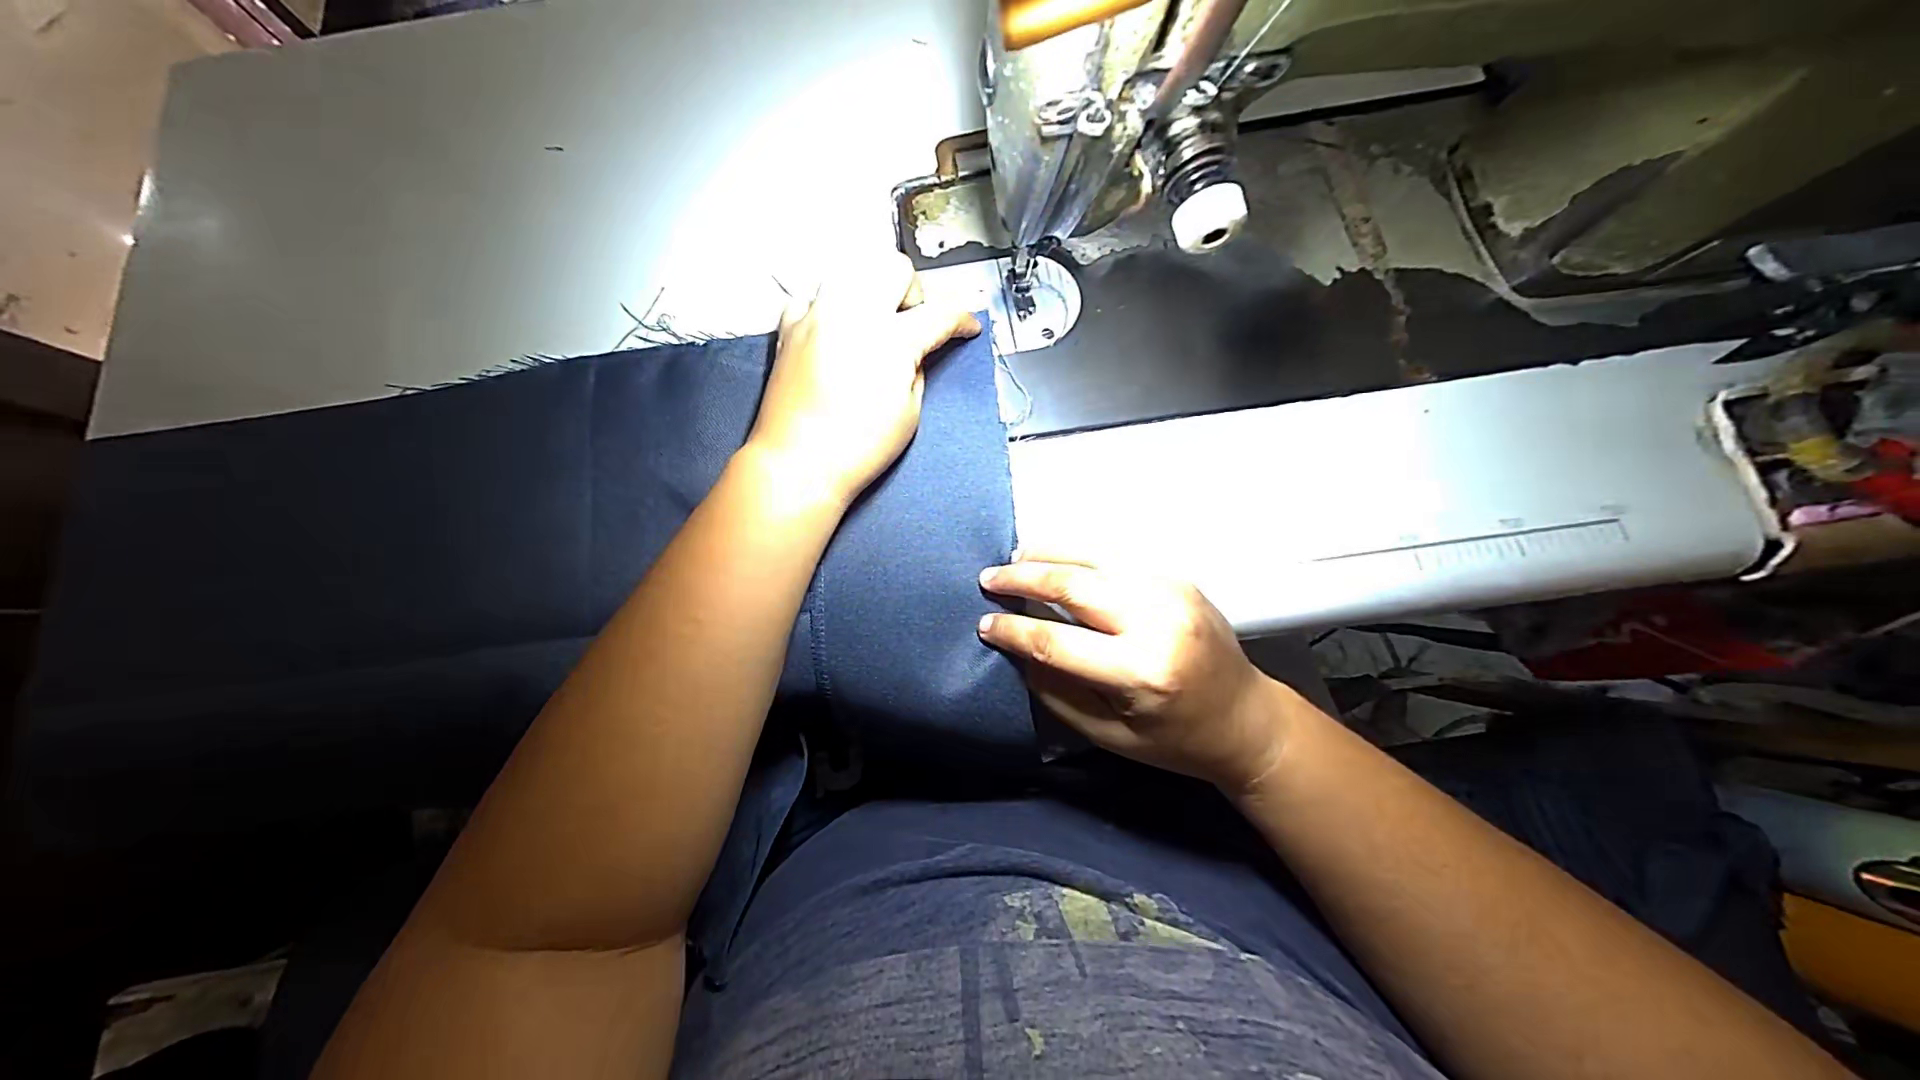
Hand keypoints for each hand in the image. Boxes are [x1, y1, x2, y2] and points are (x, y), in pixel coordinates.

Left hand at [745, 252, 981, 508]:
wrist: (799, 463)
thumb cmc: (851, 448)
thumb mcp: (909, 412)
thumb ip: (918, 369)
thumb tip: (916, 352)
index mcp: (892, 339)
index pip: (940, 313)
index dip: (961, 320)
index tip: (964, 326)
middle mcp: (852, 316)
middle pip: (895, 268)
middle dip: (914, 290)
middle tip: (916, 318)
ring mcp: (817, 317)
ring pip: (853, 268)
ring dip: (873, 286)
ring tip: (877, 318)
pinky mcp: (790, 329)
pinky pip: (812, 294)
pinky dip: (829, 302)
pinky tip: (837, 325)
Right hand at [977, 556, 1305, 793]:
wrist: (1247, 719)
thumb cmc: (1176, 740)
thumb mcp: (1109, 735)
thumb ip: (1058, 692)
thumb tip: (1019, 650)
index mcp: (1141, 672)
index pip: (1058, 641)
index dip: (1014, 630)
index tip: (985, 624)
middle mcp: (1157, 622)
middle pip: (1074, 584)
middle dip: (1024, 578)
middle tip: (989, 577)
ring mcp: (1172, 593)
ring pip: (1094, 560)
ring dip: (1050, 555)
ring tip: (1016, 559)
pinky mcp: (1178, 580)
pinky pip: (1118, 559)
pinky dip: (1081, 556)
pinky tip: (1058, 560)